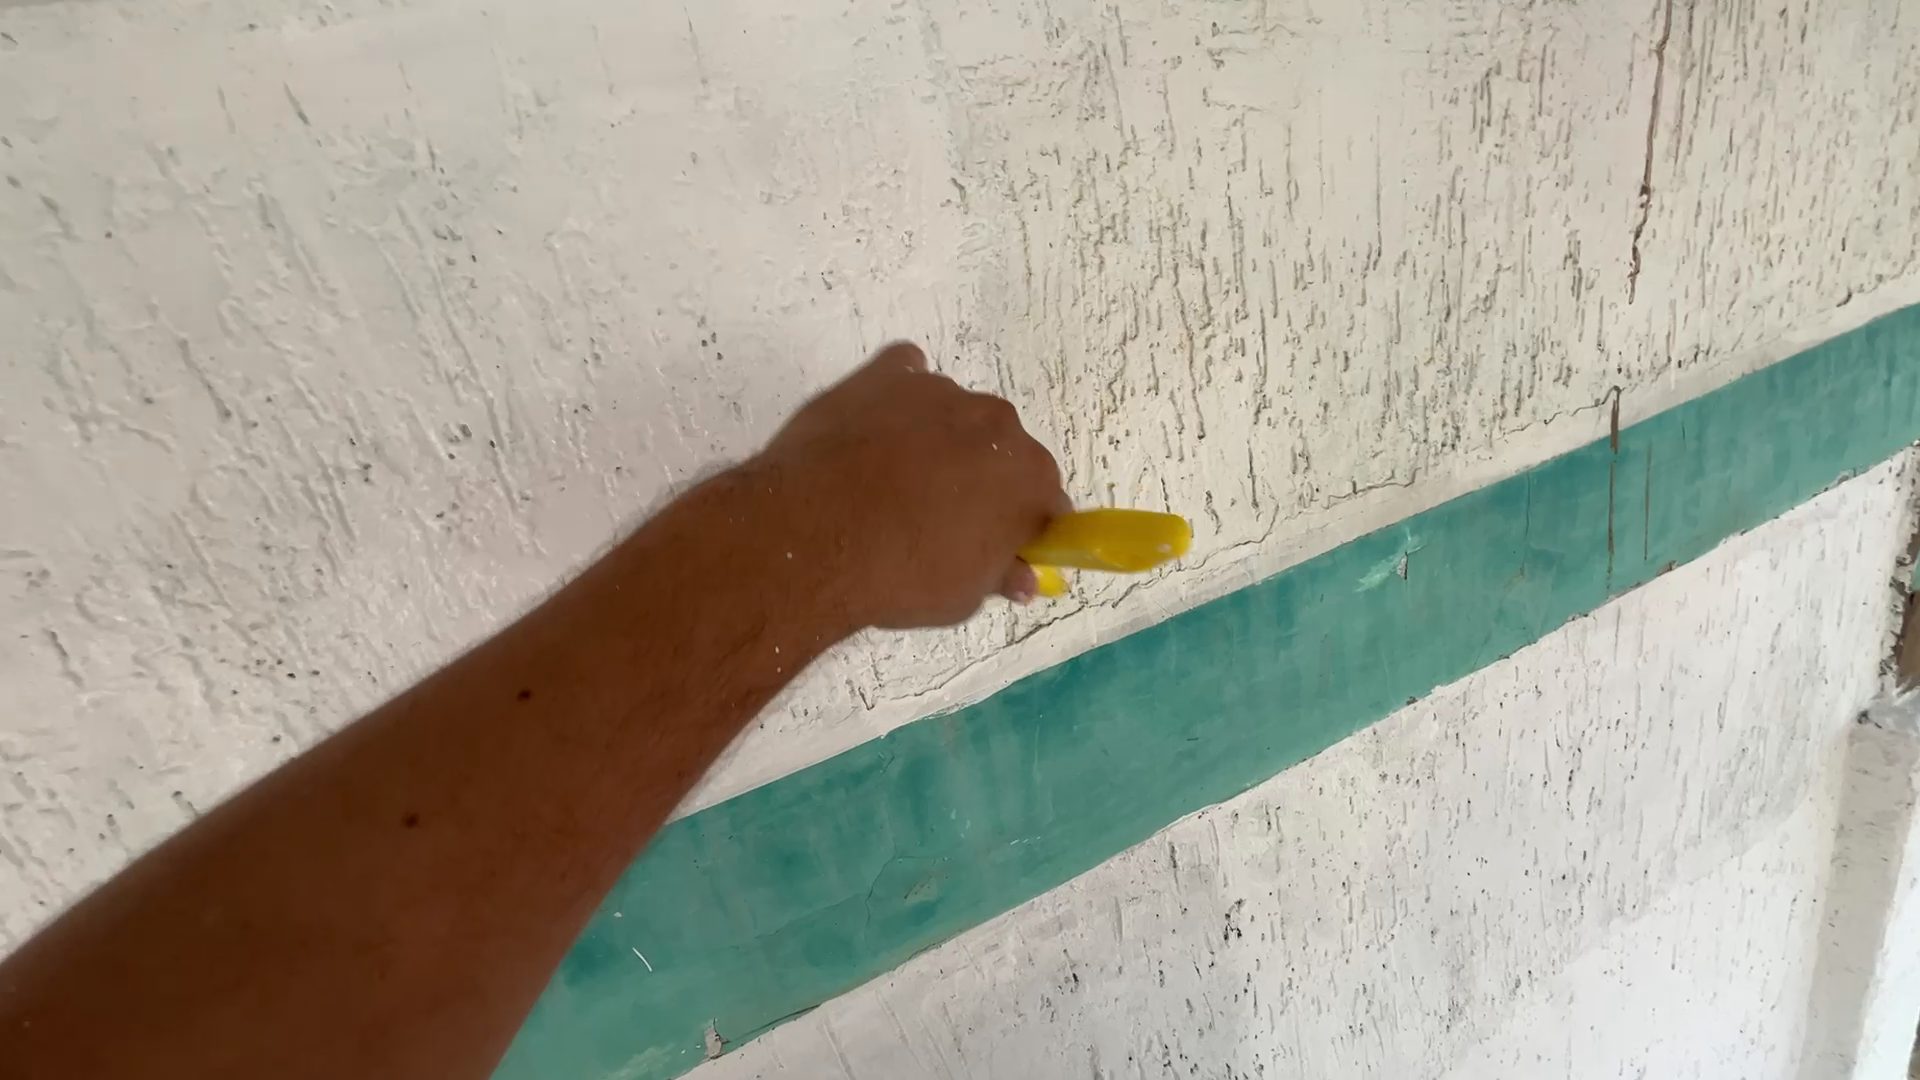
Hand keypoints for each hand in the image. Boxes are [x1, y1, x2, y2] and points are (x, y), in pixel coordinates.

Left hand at [754, 342, 1067, 628]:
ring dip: (939, 443)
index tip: (1000, 546)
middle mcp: (997, 422)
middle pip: (1002, 452)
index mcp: (1029, 476)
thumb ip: (1000, 574)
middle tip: (940, 520)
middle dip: (982, 481)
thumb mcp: (963, 596)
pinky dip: (897, 400)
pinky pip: (905, 378)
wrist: (812, 537)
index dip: (1024, 527)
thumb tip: (1022, 575)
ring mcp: (940, 391)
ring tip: (889, 482)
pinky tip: (872, 433)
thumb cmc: (901, 575)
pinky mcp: (887, 373)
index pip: (1046, 500)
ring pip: (954, 417)